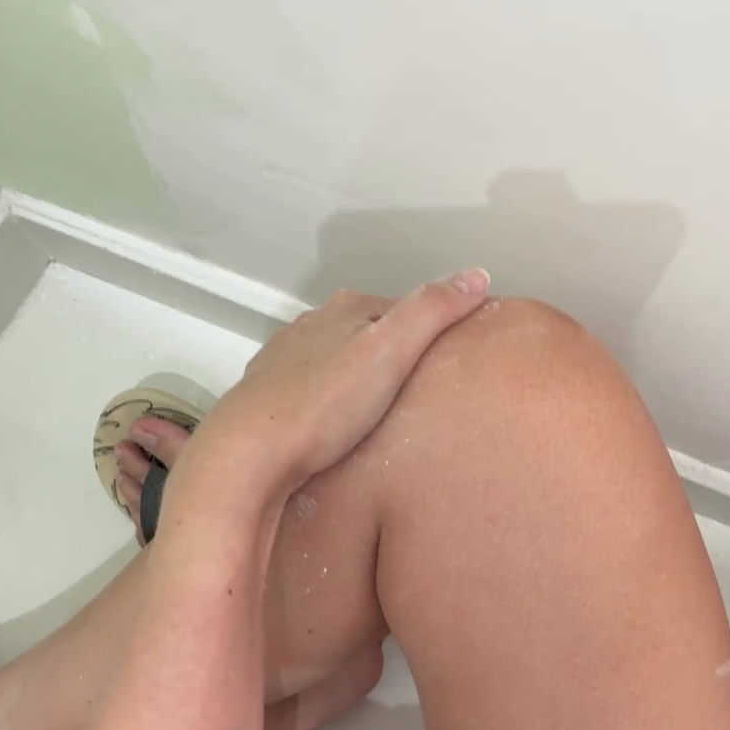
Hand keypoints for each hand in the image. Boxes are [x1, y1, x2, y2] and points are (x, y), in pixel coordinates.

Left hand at [189, 270, 490, 498]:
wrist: (251, 454)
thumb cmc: (326, 404)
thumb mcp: (391, 352)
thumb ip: (432, 312)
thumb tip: (478, 275)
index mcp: (346, 309)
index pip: (404, 306)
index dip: (432, 328)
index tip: (454, 357)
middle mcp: (312, 324)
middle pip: (368, 329)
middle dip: (396, 350)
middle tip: (426, 385)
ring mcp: (286, 358)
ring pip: (337, 355)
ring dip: (361, 372)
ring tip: (386, 404)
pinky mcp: (270, 394)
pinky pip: (313, 384)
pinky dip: (332, 394)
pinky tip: (340, 418)